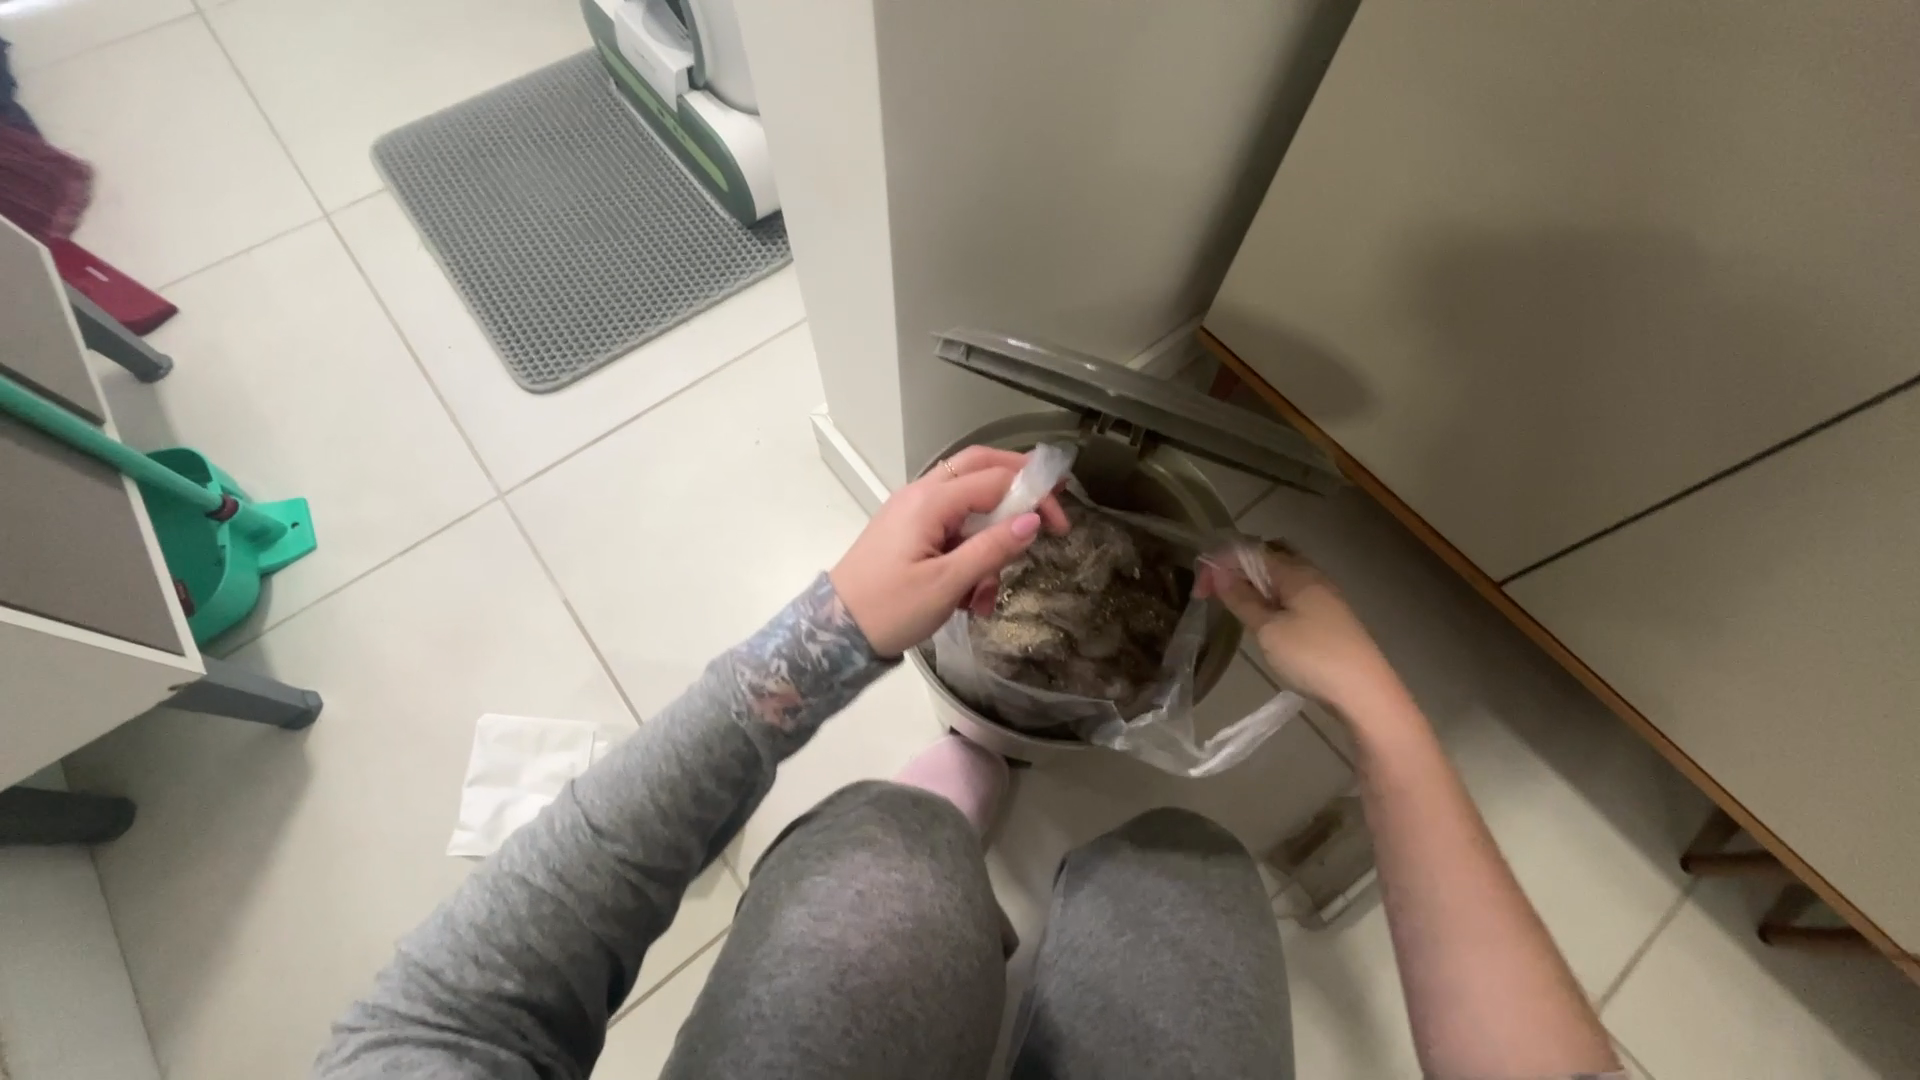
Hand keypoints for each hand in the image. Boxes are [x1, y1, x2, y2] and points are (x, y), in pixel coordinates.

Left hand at [830, 447, 1069, 656]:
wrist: (834, 633)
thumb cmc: (888, 609)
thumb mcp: (947, 584)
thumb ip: (992, 549)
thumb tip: (1032, 521)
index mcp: (930, 501)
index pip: (996, 480)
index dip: (1035, 497)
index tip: (1060, 527)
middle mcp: (920, 495)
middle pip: (979, 468)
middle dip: (1018, 484)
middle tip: (1052, 502)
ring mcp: (912, 512)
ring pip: (968, 504)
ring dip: (990, 539)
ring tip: (987, 593)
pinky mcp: (908, 533)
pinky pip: (950, 529)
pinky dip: (969, 554)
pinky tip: (970, 597)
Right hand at [1196, 544, 1401, 713]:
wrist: (1365, 693)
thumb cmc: (1312, 656)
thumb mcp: (1268, 629)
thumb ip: (1243, 600)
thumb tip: (1220, 575)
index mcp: (1296, 573)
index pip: (1250, 552)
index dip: (1220, 564)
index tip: (1199, 590)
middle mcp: (1311, 577)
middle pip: (1268, 560)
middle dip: (1237, 570)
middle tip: (1216, 592)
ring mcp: (1323, 598)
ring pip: (1280, 580)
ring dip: (1253, 587)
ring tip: (1234, 607)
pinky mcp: (1327, 619)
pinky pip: (1290, 597)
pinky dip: (1269, 601)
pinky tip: (1262, 620)